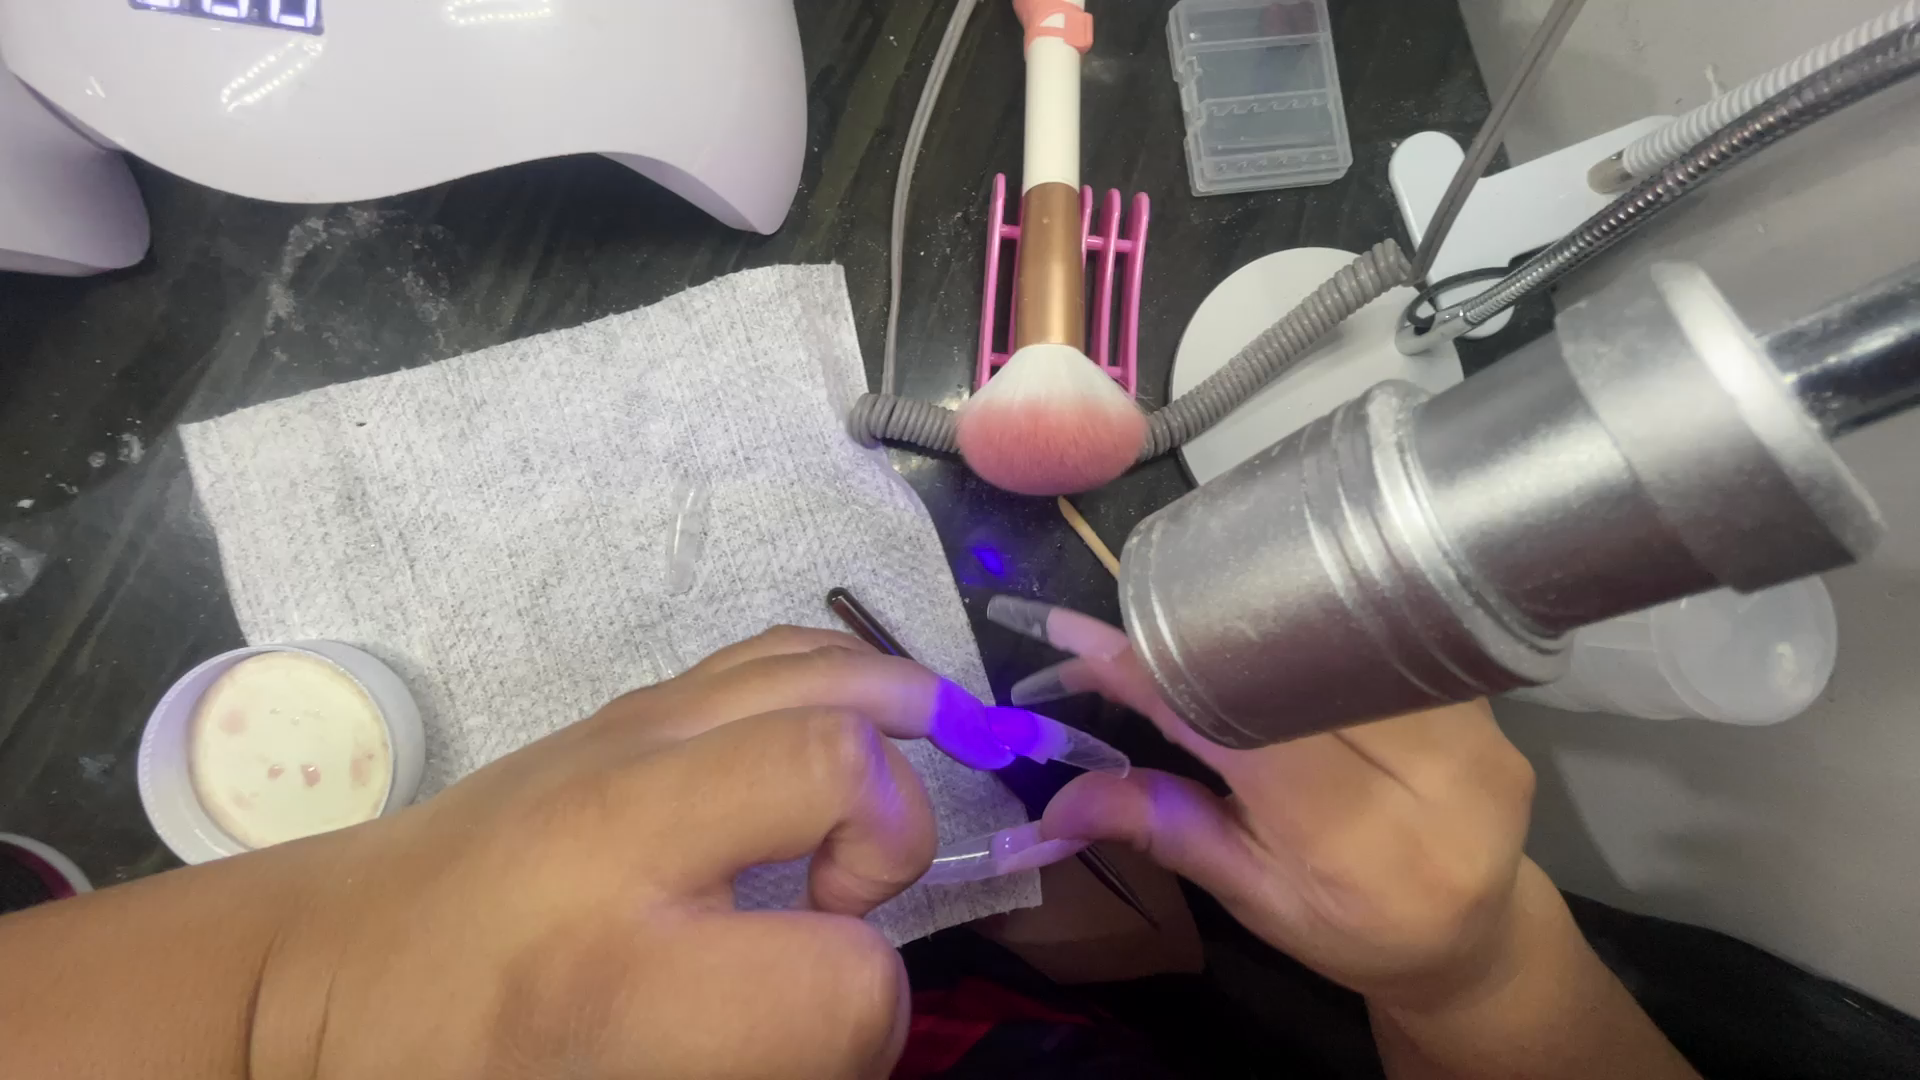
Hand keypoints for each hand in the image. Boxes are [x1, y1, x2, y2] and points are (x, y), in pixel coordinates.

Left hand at [248, 627, 1001, 1079]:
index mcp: (611, 977)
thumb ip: (751, 1065)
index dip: (880, 1018)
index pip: (839, 986)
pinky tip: (868, 705)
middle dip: (897, 833)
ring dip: (899, 721)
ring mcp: (640, 729)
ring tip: (932, 757)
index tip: (842, 1026)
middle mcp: (632, 821)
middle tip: (850, 888)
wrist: (333, 958)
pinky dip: (852, 670)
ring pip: (823, 676)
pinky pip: (782, 646)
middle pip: (838, 766)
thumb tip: (860, 1001)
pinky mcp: (644, 696)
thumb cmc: (451, 1062)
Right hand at [994, 602, 1535, 1011]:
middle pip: (1280, 662)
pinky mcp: (1486, 699)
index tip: (1076, 635)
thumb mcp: (1249, 894)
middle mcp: (1430, 776)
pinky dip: (1305, 625)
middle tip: (1131, 623)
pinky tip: (1269, 629)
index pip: (1233, 725)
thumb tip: (1054, 806)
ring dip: (1247, 621)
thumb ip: (1161, 829)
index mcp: (1355, 843)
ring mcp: (1472, 729)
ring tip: (1191, 620)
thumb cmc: (1349, 926)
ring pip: (1325, 633)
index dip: (1151, 672)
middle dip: (1192, 632)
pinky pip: (1373, 632)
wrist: (1475, 933)